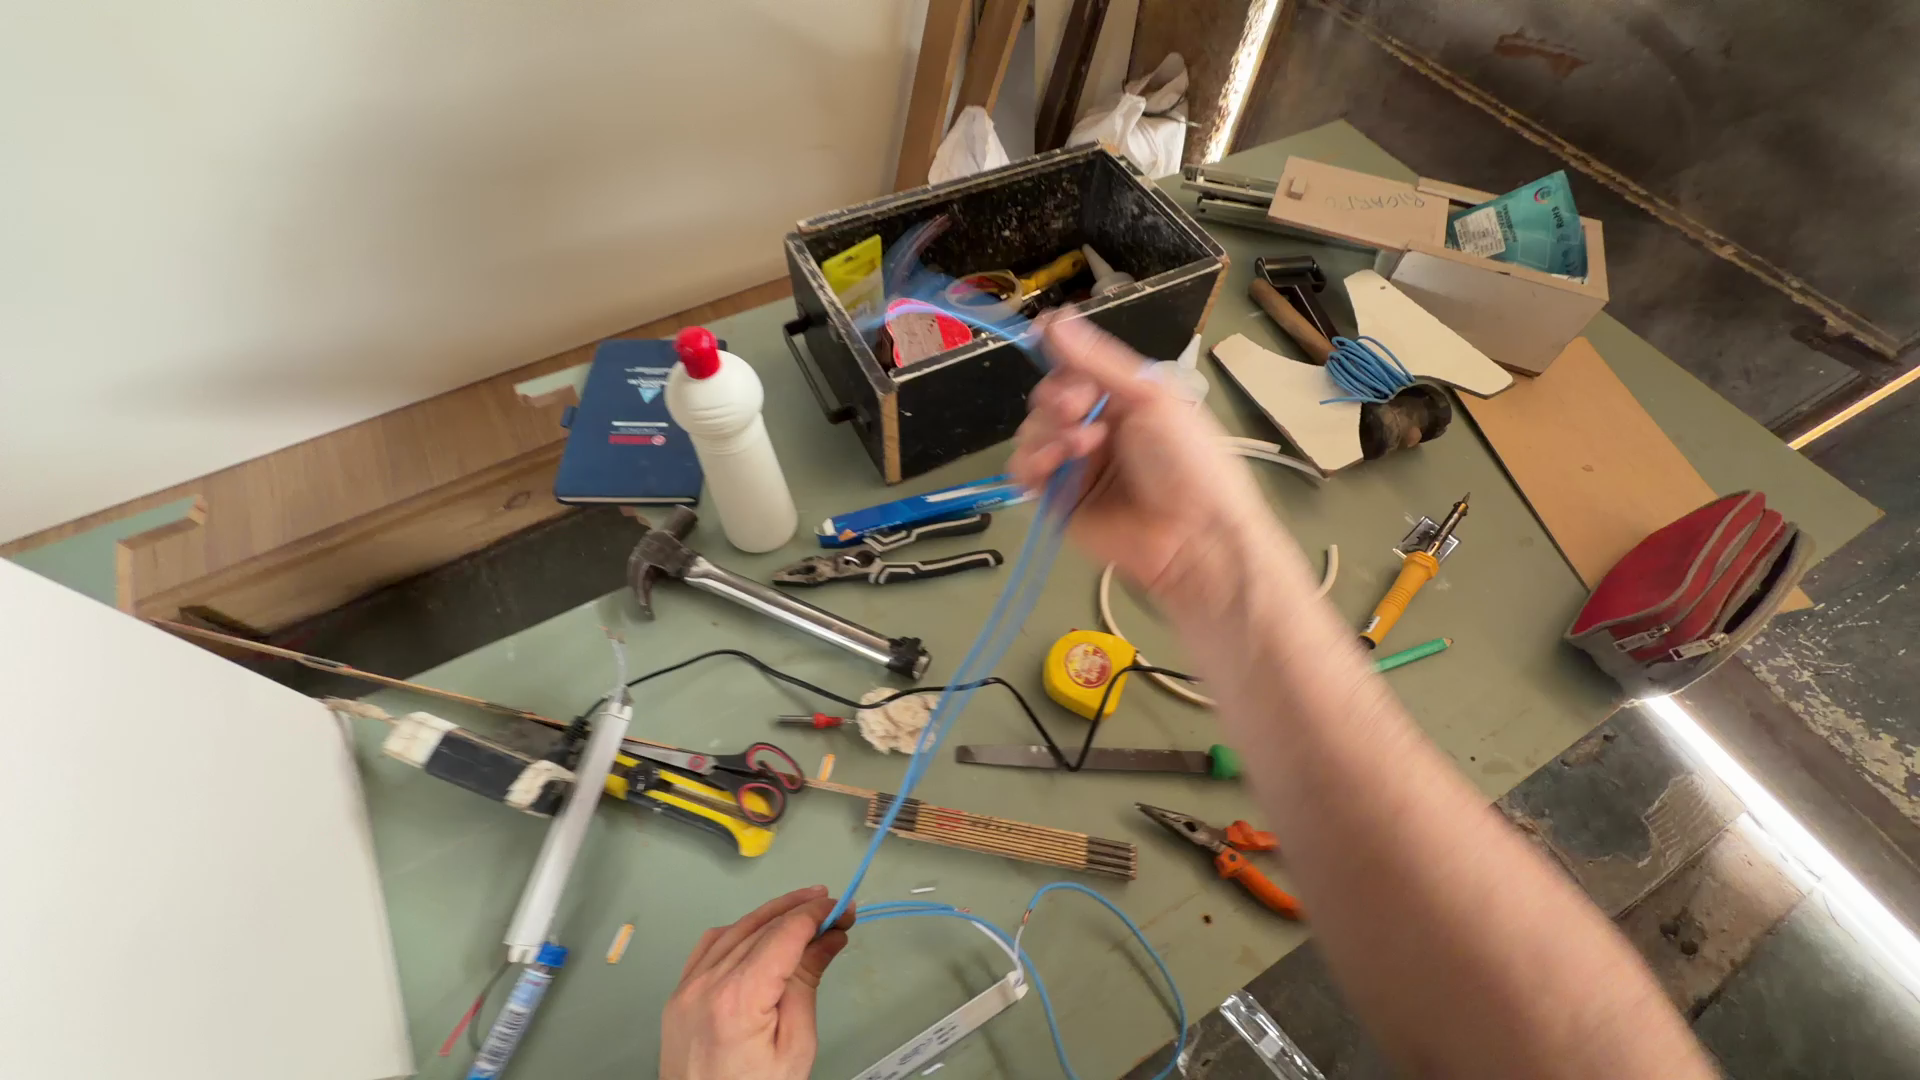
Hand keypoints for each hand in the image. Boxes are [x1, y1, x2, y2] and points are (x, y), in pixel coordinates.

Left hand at [660, 886, 854, 1079]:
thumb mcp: (796, 1047)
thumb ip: (807, 983)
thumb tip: (829, 936)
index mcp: (738, 998)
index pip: (784, 934)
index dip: (816, 914)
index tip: (844, 908)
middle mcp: (707, 982)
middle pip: (762, 926)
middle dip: (803, 911)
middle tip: (836, 909)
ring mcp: (687, 986)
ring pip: (737, 928)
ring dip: (774, 913)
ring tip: (807, 908)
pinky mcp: (679, 994)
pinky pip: (712, 944)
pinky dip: (742, 929)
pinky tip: (763, 929)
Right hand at [1009, 314, 1280, 607]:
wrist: (1192, 535)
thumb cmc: (1185, 460)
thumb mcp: (1150, 397)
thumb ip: (1096, 361)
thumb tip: (1053, 317)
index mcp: (1120, 401)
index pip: (1072, 371)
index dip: (1063, 366)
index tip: (1056, 355)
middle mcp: (1093, 429)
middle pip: (1046, 401)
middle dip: (1057, 401)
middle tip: (1080, 411)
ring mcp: (1073, 466)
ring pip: (1030, 434)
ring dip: (1047, 433)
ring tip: (1082, 448)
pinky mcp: (1056, 500)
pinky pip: (1023, 473)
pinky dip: (1029, 463)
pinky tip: (1055, 463)